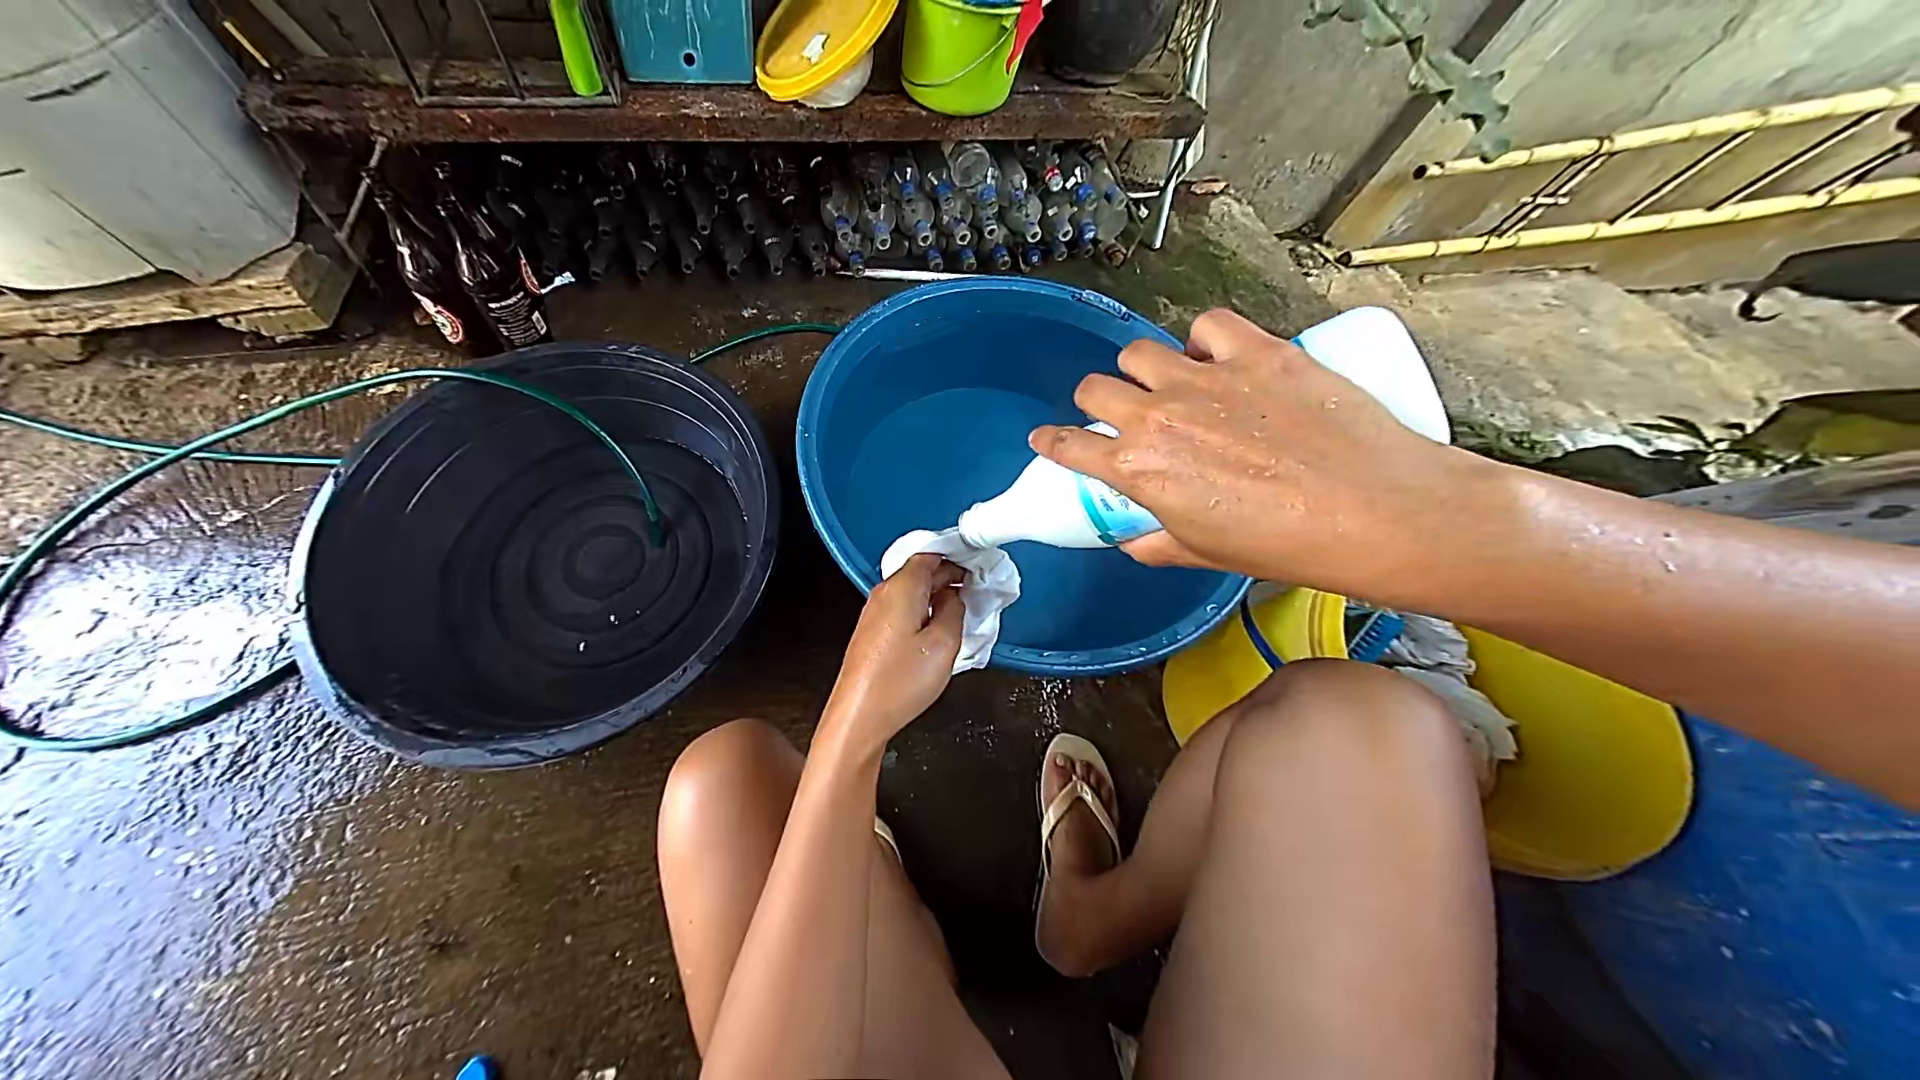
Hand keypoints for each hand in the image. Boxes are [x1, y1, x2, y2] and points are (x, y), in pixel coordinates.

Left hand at [823, 554, 965, 753]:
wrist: (859, 717)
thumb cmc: (895, 685)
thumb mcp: (945, 644)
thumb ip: (956, 611)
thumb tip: (957, 599)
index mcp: (902, 588)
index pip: (933, 553)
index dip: (959, 556)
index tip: (978, 565)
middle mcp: (884, 595)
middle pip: (922, 571)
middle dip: (951, 577)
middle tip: (977, 590)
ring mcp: (876, 614)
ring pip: (913, 592)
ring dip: (938, 597)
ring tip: (962, 614)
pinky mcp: (874, 632)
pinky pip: (904, 610)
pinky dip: (924, 613)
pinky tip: (938, 632)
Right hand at [1030, 309, 1496, 601]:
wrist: (1372, 514)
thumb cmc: (1285, 544)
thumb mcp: (1204, 553)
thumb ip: (1156, 543)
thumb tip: (1135, 540)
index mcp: (1139, 469)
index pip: (1070, 445)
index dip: (1052, 441)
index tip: (1048, 438)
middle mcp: (1160, 417)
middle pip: (1096, 387)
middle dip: (1098, 400)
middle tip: (1120, 413)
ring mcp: (1206, 379)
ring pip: (1141, 351)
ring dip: (1143, 368)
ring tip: (1168, 382)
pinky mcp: (1256, 352)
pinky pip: (1207, 325)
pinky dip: (1202, 338)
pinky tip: (1215, 356)